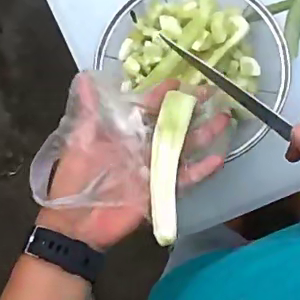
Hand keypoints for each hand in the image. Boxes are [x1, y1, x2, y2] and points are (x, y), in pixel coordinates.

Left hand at [38, 76, 230, 250]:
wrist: (76, 221)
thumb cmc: (75, 178)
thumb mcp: (79, 140)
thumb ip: (88, 111)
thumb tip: (84, 78)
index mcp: (124, 132)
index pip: (147, 107)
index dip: (162, 94)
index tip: (178, 81)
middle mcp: (143, 146)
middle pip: (172, 124)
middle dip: (192, 108)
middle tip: (212, 92)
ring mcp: (154, 167)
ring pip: (184, 147)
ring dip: (204, 133)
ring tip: (224, 119)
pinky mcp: (160, 188)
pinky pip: (184, 177)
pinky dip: (201, 170)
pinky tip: (217, 158)